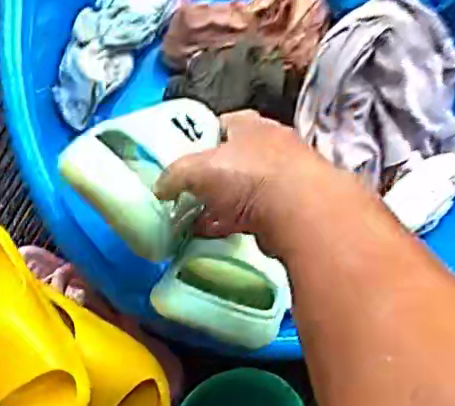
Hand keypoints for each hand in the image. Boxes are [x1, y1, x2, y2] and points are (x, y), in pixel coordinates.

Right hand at [154, 111, 355, 241]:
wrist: (295, 209)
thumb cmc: (247, 176)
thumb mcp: (197, 169)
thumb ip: (174, 175)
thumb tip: (160, 188)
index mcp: (248, 124)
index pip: (219, 124)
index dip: (197, 140)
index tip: (179, 160)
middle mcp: (265, 144)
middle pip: (227, 159)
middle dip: (206, 177)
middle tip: (184, 195)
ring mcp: (276, 175)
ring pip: (237, 188)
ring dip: (216, 203)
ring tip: (194, 219)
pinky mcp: (280, 205)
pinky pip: (245, 213)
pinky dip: (227, 222)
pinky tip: (212, 233)